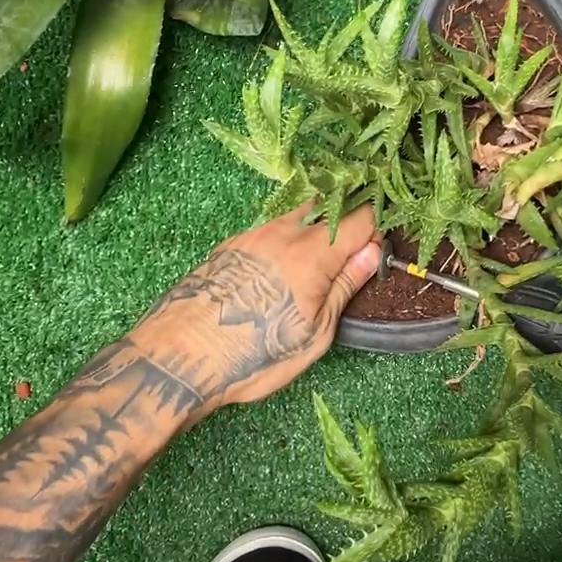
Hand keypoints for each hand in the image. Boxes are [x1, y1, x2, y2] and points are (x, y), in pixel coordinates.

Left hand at [135, 205, 379, 411]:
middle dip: (350, 221)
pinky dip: (291, 237)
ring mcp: (255, 233)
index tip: (379, 251)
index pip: (361, 218)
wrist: (181, 356)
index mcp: (312, 253)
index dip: (378, 230)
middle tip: (355, 254)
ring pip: (300, 213)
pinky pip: (274, 227)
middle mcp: (284, 232)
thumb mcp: (316, 331)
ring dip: (319, 227)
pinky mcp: (233, 243)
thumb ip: (345, 285)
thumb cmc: (256, 355)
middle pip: (331, 206)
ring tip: (322, 262)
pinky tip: (286, 268)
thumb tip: (372, 251)